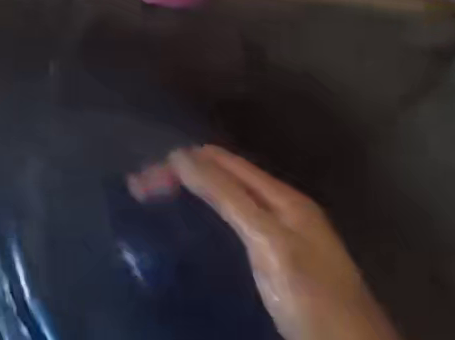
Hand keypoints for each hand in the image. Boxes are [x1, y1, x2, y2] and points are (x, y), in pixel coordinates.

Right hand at [132, 146, 400, 339]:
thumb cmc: (315, 300)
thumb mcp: (269, 244)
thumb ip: (226, 196)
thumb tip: (177, 153)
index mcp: (283, 197)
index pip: (217, 159)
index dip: (179, 163)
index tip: (142, 184)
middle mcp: (282, 209)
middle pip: (220, 176)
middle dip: (179, 177)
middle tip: (140, 194)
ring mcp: (283, 238)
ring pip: (224, 200)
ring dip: (189, 196)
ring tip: (156, 207)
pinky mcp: (278, 265)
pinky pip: (232, 226)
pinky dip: (205, 219)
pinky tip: (192, 233)